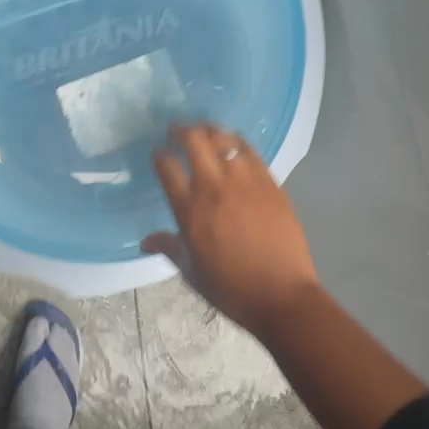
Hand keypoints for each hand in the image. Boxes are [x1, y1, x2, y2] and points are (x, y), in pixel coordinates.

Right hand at [141, 123, 321, 338]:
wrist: (283, 298)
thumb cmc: (231, 289)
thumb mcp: (192, 272)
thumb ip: (169, 248)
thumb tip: (145, 241)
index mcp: (189, 210)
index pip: (166, 166)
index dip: (159, 154)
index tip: (158, 154)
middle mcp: (214, 188)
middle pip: (193, 139)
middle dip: (180, 130)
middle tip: (177, 132)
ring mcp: (244, 182)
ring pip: (222, 138)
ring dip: (208, 131)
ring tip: (204, 134)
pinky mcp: (269, 183)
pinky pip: (249, 150)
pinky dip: (236, 142)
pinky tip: (233, 145)